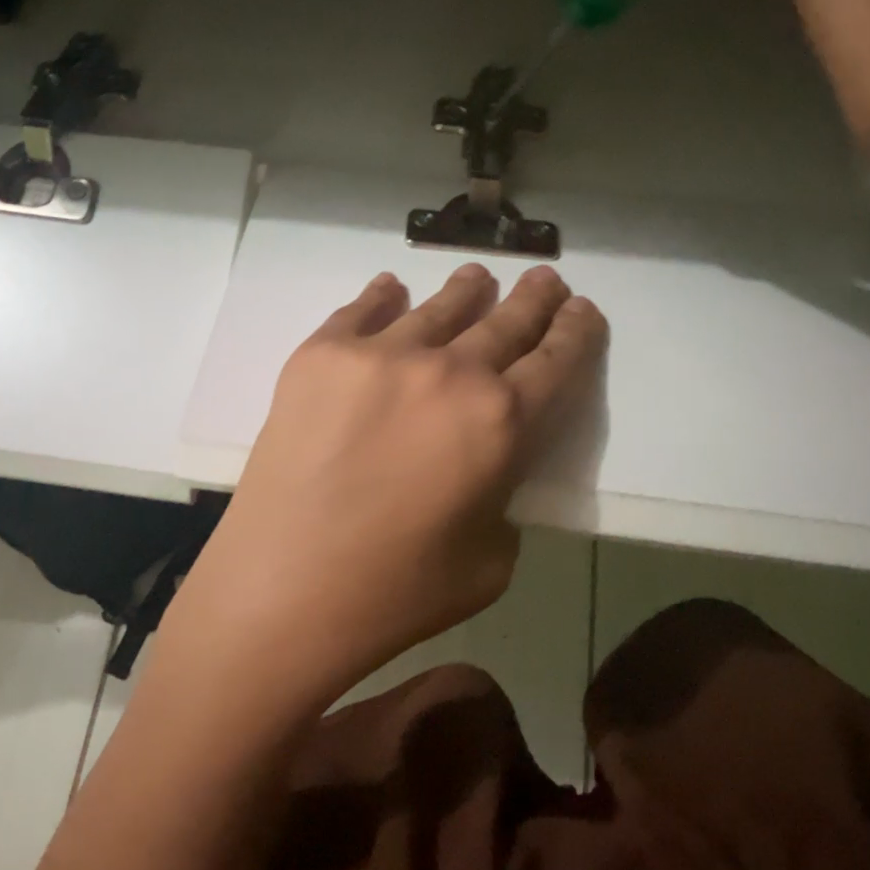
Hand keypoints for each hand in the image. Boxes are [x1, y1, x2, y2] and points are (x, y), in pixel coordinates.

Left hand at [171, 264, 607, 685]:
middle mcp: (449, 372)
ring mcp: (380, 355)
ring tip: (477, 277)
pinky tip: (392, 288)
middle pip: (504, 322)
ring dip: (467, 290)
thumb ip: (501, 498)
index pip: (557, 361)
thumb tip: (484, 467)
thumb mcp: (491, 562)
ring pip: (438, 308)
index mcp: (502, 422)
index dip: (576, 331)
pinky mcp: (320, 355)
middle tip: (544, 280)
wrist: (286, 585)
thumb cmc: (398, 592)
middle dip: (532, 300)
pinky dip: (383, 296)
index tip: (583, 310)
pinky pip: (362, 311)